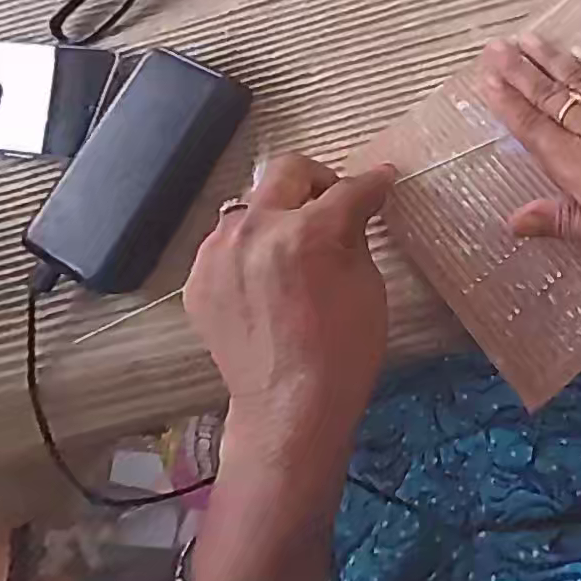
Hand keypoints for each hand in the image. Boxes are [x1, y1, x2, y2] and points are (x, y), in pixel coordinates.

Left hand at [184, 155, 396, 458]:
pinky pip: (228, 242)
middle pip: (288, 171)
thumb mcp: (368, 284)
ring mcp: (218, 253)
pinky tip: (265, 279)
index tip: (382, 181)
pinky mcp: (198, 278)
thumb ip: (355, 232)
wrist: (290, 409)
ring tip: (292, 246)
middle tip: (333, 203)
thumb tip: (356, 203)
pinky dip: (251, 248)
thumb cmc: (344, 350)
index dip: (373, 183)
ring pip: (252, 204)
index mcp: (307, 232)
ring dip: (278, 214)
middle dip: (319, 180)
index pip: (348, 188)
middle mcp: (255, 229)